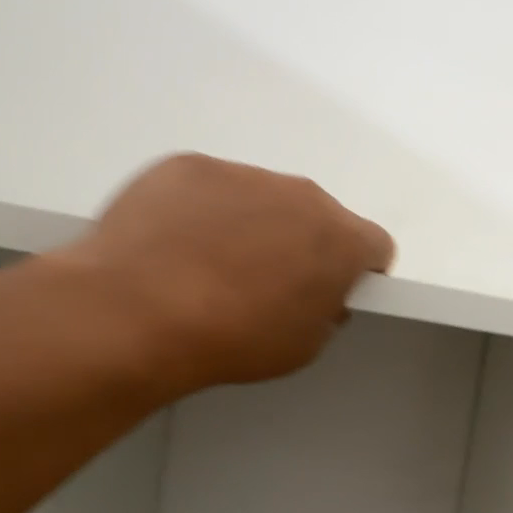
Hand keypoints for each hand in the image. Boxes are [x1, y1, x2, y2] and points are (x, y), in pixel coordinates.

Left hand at [56, 152, 394, 393]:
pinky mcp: (187, 167)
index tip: (331, 293)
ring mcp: (243, 174)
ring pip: (264, 198)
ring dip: (253, 225)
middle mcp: (303, 195)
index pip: (375, 247)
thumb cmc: (237, 339)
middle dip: (304, 243)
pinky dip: (203, 212)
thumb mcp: (307, 345)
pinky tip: (176, 247)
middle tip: (267, 284)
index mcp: (343, 239)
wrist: (136, 313)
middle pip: (319, 216)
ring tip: (211, 267)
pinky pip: (211, 188)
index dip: (358, 272)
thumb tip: (317, 292)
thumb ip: (328, 309)